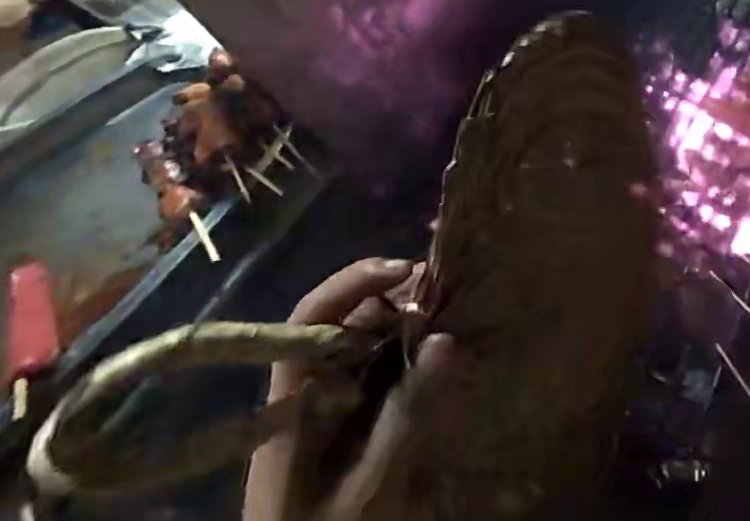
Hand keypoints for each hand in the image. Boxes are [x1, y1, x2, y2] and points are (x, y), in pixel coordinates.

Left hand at [245, 258, 457, 520]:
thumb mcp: (367, 480)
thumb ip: (404, 414)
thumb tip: (446, 340)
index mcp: (295, 392)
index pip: (314, 314)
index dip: (357, 281)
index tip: (407, 269)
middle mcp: (310, 380)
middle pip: (349, 314)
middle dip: (398, 294)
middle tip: (449, 292)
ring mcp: (330, 393)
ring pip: (370, 332)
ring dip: (410, 316)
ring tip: (454, 313)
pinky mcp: (350, 408)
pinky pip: (382, 357)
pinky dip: (413, 343)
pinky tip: (443, 347)